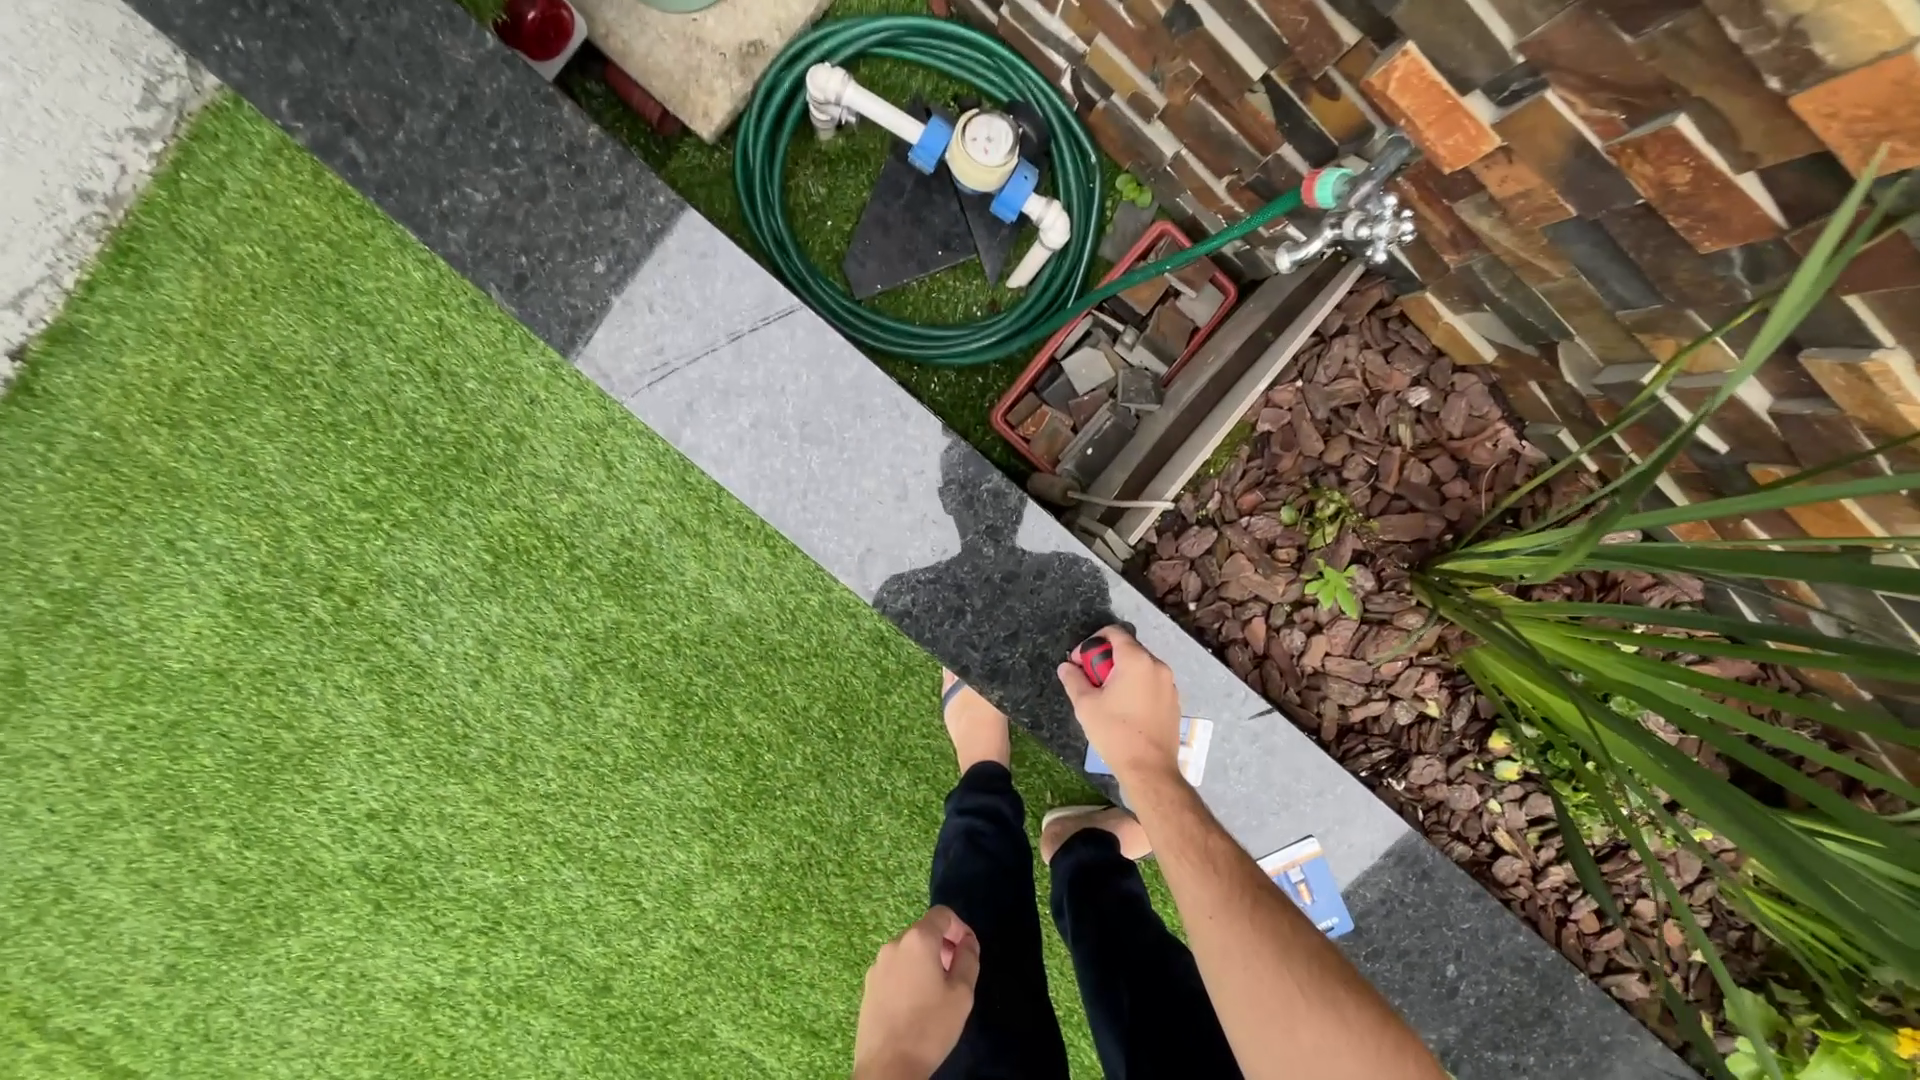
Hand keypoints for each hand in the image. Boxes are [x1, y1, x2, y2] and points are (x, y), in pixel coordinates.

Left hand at [852, 905, 979, 1078]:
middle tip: (956, 974)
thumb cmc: (930, 1027)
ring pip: (908, 951)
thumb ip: (968, 959)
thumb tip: (967, 942)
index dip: (959, 927)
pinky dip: (908, 974)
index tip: (968, 950)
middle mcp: (893, 944)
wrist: (887, 1067)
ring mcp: (877, 965)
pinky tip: (915, 1004)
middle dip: (943, 945)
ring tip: (936, 992)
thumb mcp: (962, 993)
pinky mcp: (868, 985)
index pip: (942, 914)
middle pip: (923, 931)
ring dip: (925, 961)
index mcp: (917, 940)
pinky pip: (894, 968)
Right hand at [1057, 625, 1183, 785]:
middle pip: (1127, 649)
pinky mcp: (1174, 702)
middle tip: (1090, 681)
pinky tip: (1125, 709)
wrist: (1149, 769)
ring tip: (1106, 697)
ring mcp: (1169, 684)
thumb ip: (1074, 679)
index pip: (1113, 633)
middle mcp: (1157, 666)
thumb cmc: (1115, 732)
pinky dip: (1136, 686)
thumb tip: (1066, 666)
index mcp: (1137, 660)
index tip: (1080, 664)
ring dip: (1121, 673)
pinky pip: (1151, 683)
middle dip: (1105, 660)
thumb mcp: (1085, 705)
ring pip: (1140, 667)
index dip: (1091, 642)